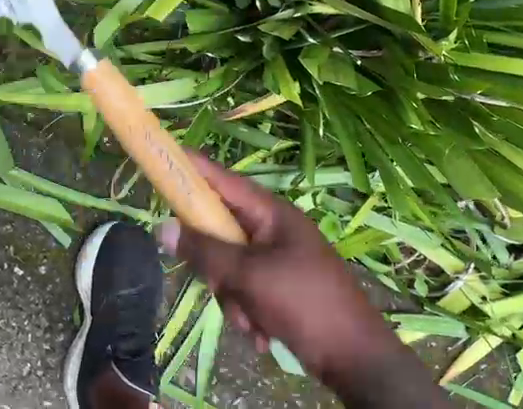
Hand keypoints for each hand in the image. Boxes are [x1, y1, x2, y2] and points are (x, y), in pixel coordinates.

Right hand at [160, 152, 420, 395]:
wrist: (361, 364)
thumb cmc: (307, 304)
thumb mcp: (249, 277)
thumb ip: (204, 251)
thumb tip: (162, 227)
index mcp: (272, 213)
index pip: (222, 178)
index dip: (191, 168)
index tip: (161, 159)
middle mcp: (274, 230)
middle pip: (220, 229)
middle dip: (214, 264)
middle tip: (217, 282)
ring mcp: (279, 260)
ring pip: (229, 265)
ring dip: (232, 296)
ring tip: (251, 321)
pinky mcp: (283, 288)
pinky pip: (245, 288)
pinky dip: (248, 311)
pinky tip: (263, 334)